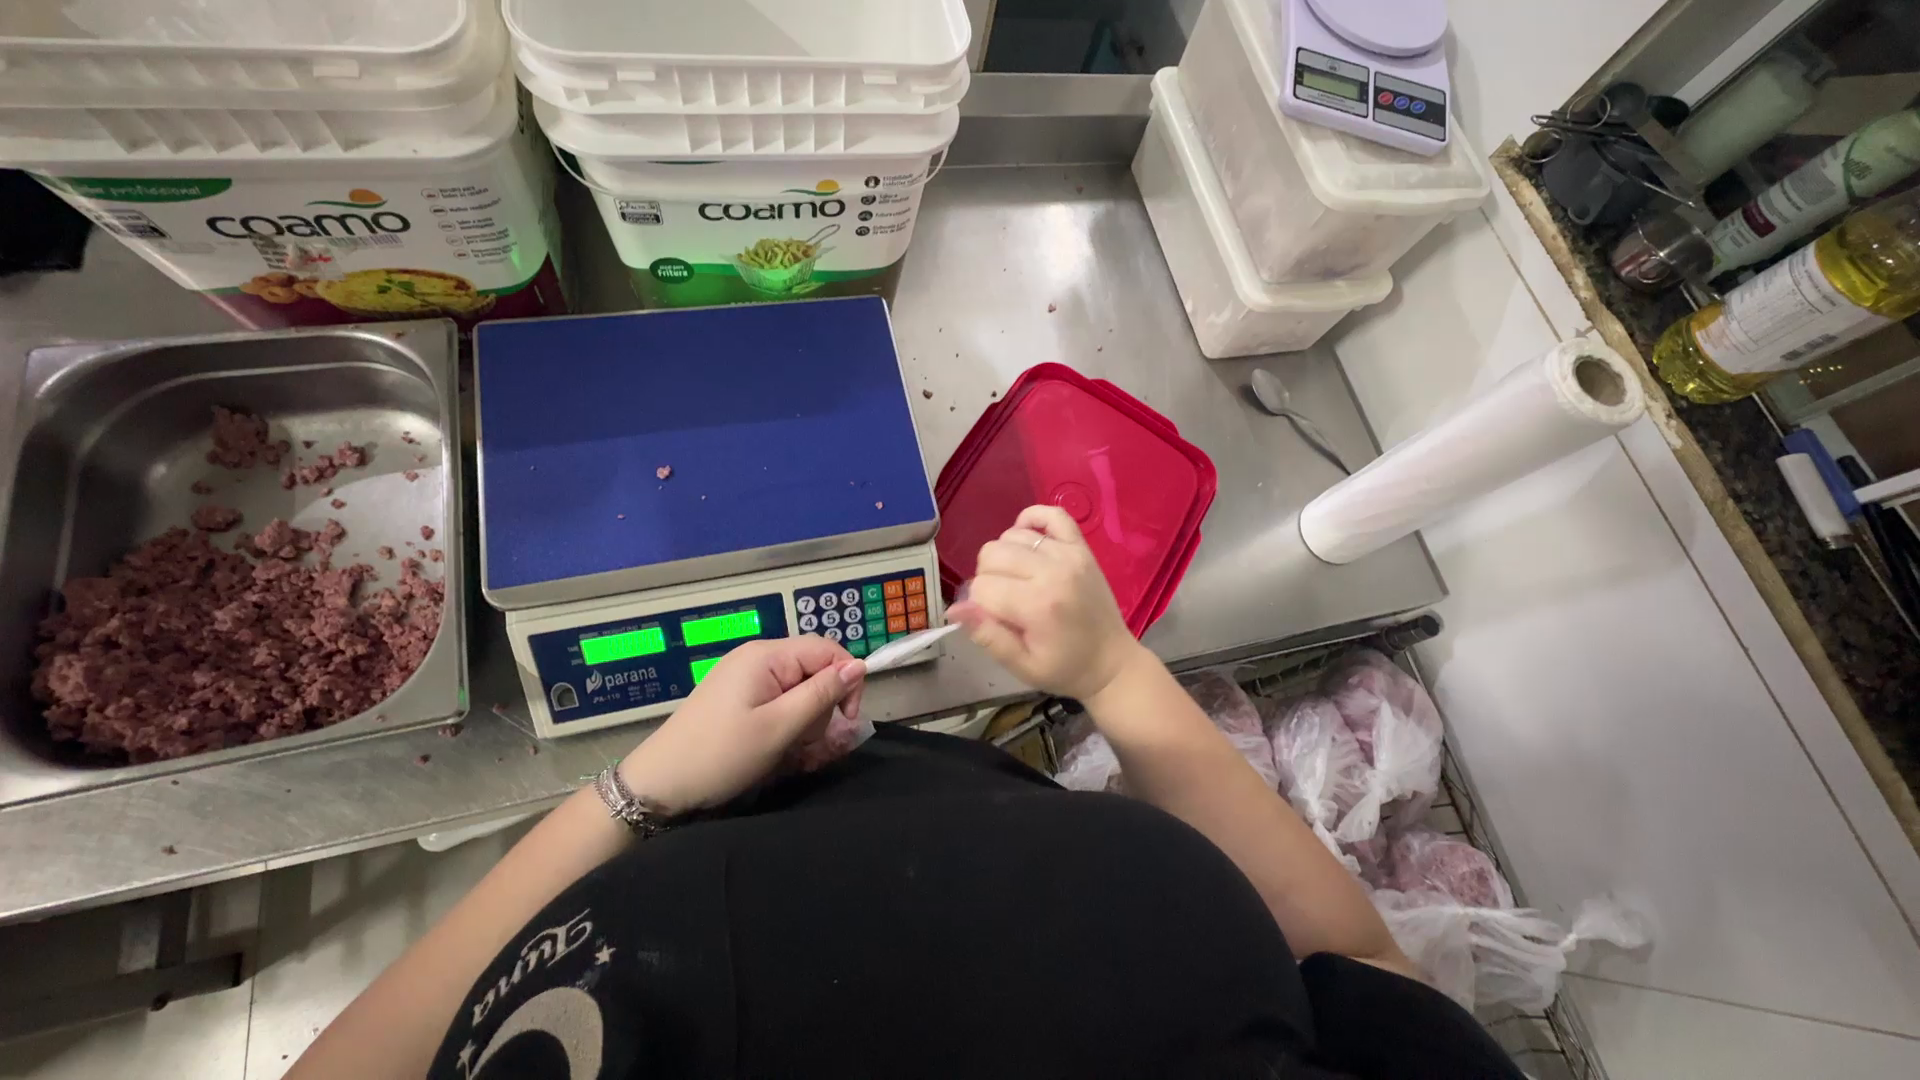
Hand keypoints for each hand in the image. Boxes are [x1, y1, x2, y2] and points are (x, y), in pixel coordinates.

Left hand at [617, 636, 864, 813]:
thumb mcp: (780, 727)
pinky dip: (786, 724)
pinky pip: (779, 701)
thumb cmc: (722, 755)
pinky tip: (775, 747)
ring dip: (805, 720)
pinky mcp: (738, 697)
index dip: (847, 682)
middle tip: (806, 742)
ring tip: (787, 749)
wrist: (660, 785)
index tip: (847, 721)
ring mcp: (745, 677)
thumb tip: (860, 666)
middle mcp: (757, 657)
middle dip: (822, 706)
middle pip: (815, 669)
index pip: (828, 650)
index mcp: (766, 655)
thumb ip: (822, 693)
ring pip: (800, 689)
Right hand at [946, 504, 1145, 701]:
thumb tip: (955, 609)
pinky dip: (1032, 520)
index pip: (981, 587)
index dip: (979, 606)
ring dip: (1005, 557)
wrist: (1112, 663)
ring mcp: (1069, 554)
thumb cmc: (1065, 669)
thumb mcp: (1022, 665)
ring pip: (1011, 535)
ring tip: (1017, 581)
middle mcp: (1052, 571)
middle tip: (1004, 602)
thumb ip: (988, 636)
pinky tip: (1026, 539)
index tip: (993, 621)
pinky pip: (1052, 515)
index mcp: (1037, 605)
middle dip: (987, 578)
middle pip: (991, 554)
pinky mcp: (1081, 547)